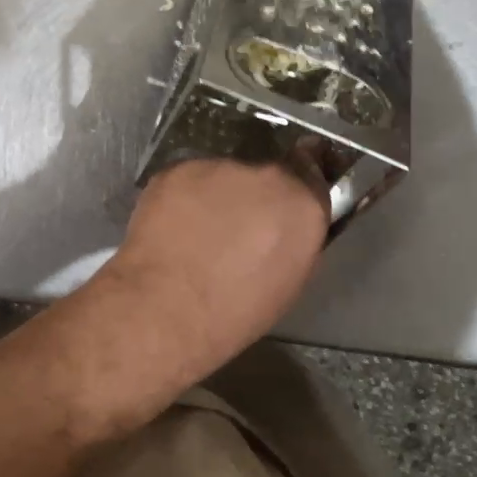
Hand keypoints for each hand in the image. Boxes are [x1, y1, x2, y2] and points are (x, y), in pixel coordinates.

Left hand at [94, 152, 331, 384]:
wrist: (167, 304)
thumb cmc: (237, 309)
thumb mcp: (289, 280)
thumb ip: (292, 236)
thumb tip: (282, 224)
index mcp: (301, 203)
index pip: (309, 173)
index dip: (297, 185)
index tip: (285, 198)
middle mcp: (262, 175)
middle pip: (262, 177)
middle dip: (252, 197)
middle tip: (235, 229)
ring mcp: (215, 167)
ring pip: (221, 178)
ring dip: (216, 197)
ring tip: (198, 232)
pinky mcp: (175, 169)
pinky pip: (186, 181)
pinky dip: (183, 198)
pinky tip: (172, 227)